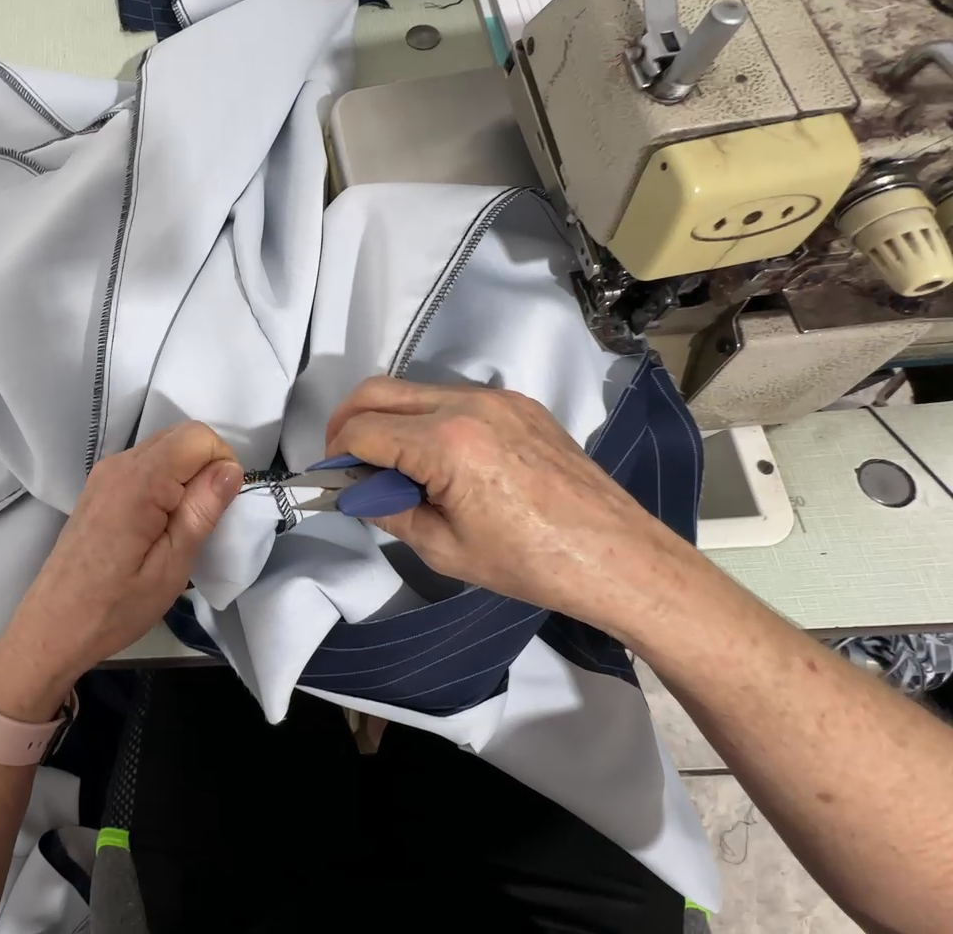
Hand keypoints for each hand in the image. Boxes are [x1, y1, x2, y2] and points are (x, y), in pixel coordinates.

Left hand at [0, 423, 242, 719]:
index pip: (198, 437)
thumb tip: (231, 468)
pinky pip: (145, 466)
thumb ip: (202, 511)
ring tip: (182, 527)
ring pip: (164, 449)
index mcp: (139, 481)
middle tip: (205, 519)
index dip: (222, 464)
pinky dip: (164, 483)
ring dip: (185, 477)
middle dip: (206, 468)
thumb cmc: (116, 606)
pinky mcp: (99, 487)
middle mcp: (119, 465)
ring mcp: (105, 474)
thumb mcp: (171, 566)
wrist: (54, 626)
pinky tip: (159, 525)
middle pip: (181, 436)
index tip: (221, 508)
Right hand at [325, 378, 703, 634]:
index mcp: (446, 444)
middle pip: (377, 391)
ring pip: (413, 390)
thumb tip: (355, 492)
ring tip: (394, 464)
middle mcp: (467, 406)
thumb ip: (388, 510)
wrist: (619, 558)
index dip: (335, 454)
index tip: (333, 478)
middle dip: (347, 421)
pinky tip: (439, 459)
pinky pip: (452, 398)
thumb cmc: (528, 563)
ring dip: (388, 418)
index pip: (361, 430)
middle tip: (345, 460)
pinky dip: (427, 418)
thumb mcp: (443, 548)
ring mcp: (497, 399)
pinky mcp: (519, 403)